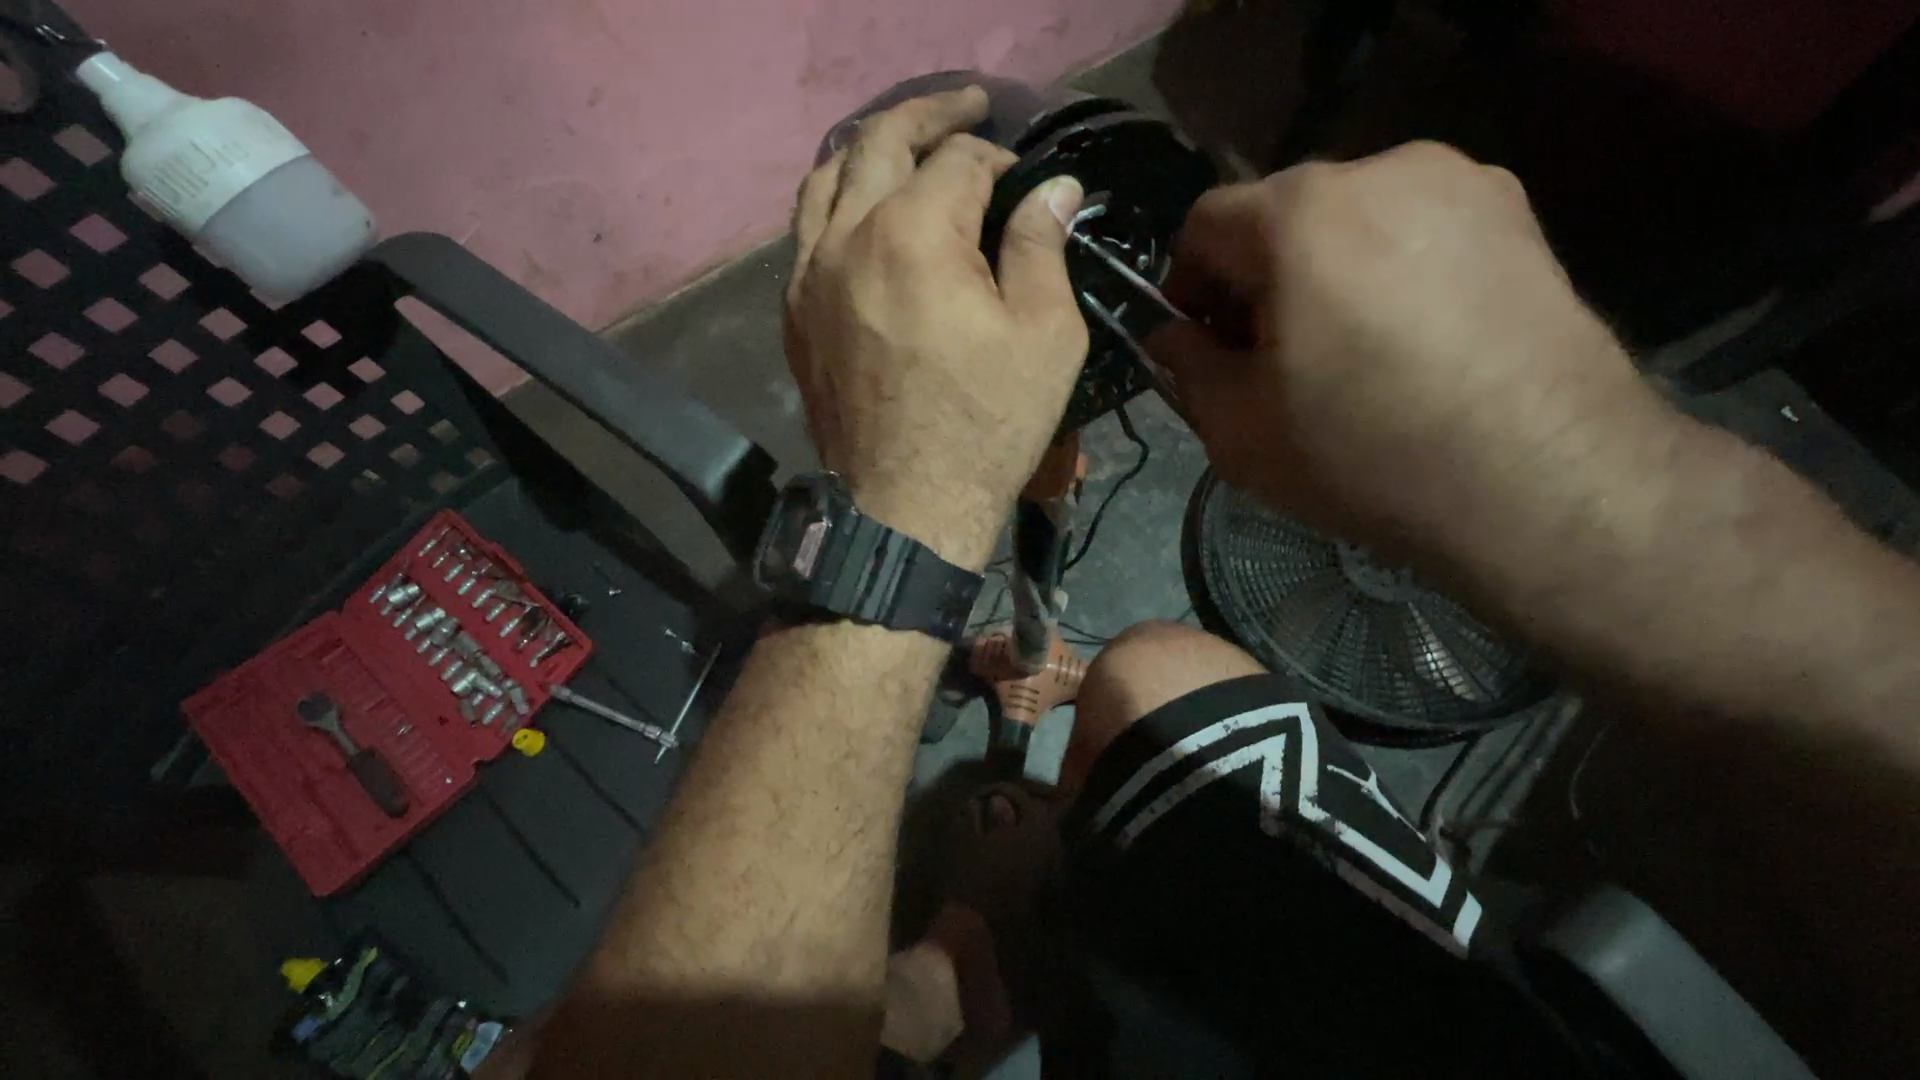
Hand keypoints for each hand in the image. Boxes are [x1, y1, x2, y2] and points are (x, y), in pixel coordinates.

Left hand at [786, 87, 1087, 569]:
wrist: (907, 506)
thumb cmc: (986, 426)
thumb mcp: (1044, 336)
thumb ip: (1041, 247)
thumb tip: (1052, 189)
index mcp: (913, 235)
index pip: (958, 160)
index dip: (999, 159)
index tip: (1027, 184)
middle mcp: (846, 237)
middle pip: (879, 142)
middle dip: (929, 116)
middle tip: (967, 108)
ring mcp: (807, 276)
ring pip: (826, 178)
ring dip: (869, 149)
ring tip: (905, 146)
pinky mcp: (794, 313)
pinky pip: (806, 231)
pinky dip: (836, 202)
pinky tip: (863, 214)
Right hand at [1152, 141, 1659, 556]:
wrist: (1540, 482)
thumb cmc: (1363, 453)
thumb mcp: (1237, 427)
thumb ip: (1186, 366)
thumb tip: (1173, 335)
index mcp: (1298, 213)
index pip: (1204, 225)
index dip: (1187, 287)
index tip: (1203, 347)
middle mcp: (1382, 170)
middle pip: (1281, 216)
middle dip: (1259, 281)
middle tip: (1271, 360)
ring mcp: (1463, 185)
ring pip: (1352, 221)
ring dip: (1325, 275)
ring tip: (1349, 355)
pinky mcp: (1521, 217)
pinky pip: (1418, 231)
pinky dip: (1392, 272)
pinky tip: (1411, 345)